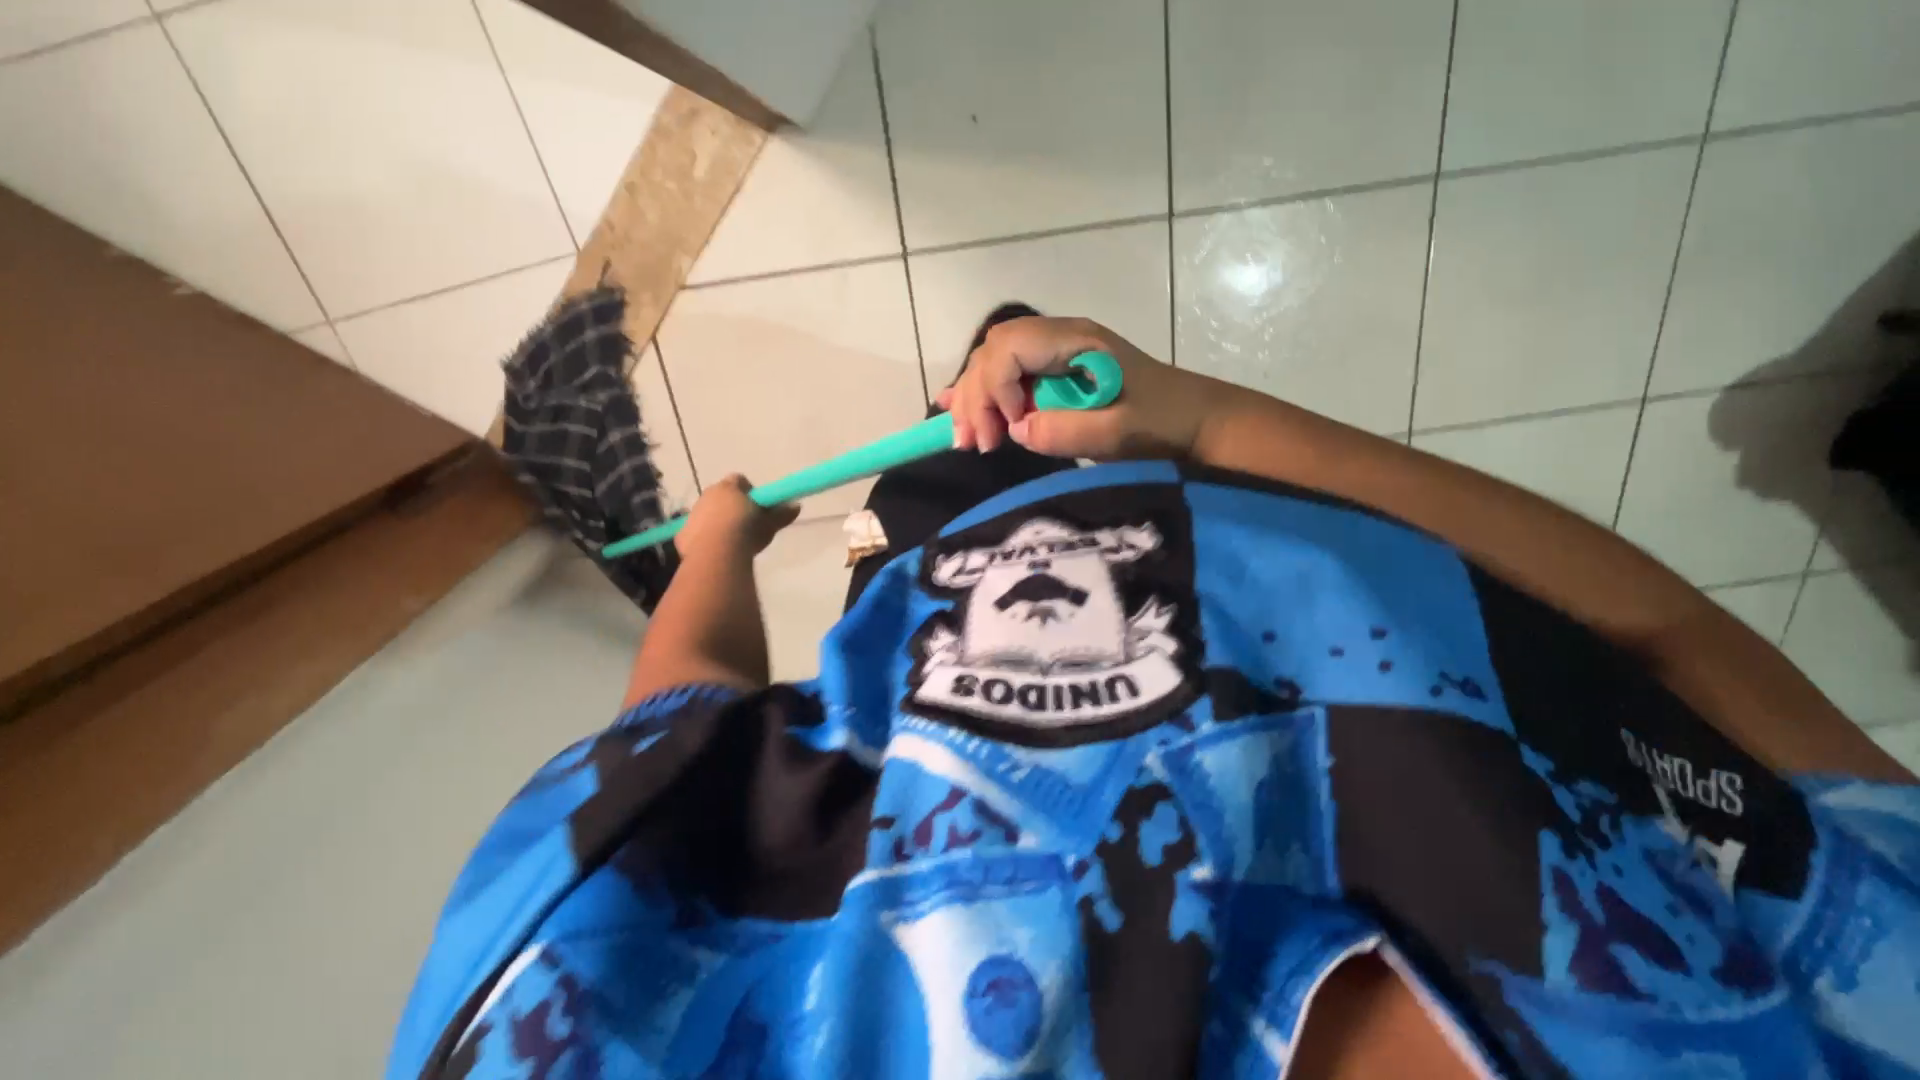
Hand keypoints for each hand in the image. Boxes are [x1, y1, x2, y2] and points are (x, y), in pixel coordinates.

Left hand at [674, 475, 799, 558]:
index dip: (749, 492)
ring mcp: (693, 514)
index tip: (757, 507)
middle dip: (731, 507)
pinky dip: (704, 539)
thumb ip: (781, 514)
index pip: (739, 481)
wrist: (716, 553)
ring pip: (706, 514)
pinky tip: (716, 552)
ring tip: (731, 542)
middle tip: (745, 526)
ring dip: (717, 523)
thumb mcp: (769, 523)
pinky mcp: (683, 534)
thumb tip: (797, 506)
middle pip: (721, 496)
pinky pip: (696, 532)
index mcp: (729, 487)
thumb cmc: (746, 531)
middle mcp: (708, 495)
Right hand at [941, 316, 1229, 459]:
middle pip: (994, 353)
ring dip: (976, 400)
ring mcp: (1054, 354)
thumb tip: (1016, 429)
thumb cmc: (1161, 423)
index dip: (998, 387)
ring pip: (994, 363)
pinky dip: (983, 393)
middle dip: (977, 397)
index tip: (1010, 428)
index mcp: (1076, 342)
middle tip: (977, 444)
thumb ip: (1066, 431)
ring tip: (969, 440)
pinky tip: (957, 410)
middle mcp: (1059, 339)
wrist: (1194, 419)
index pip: (1010, 347)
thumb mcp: (1119, 434)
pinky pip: (1008, 374)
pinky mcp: (1053, 373)